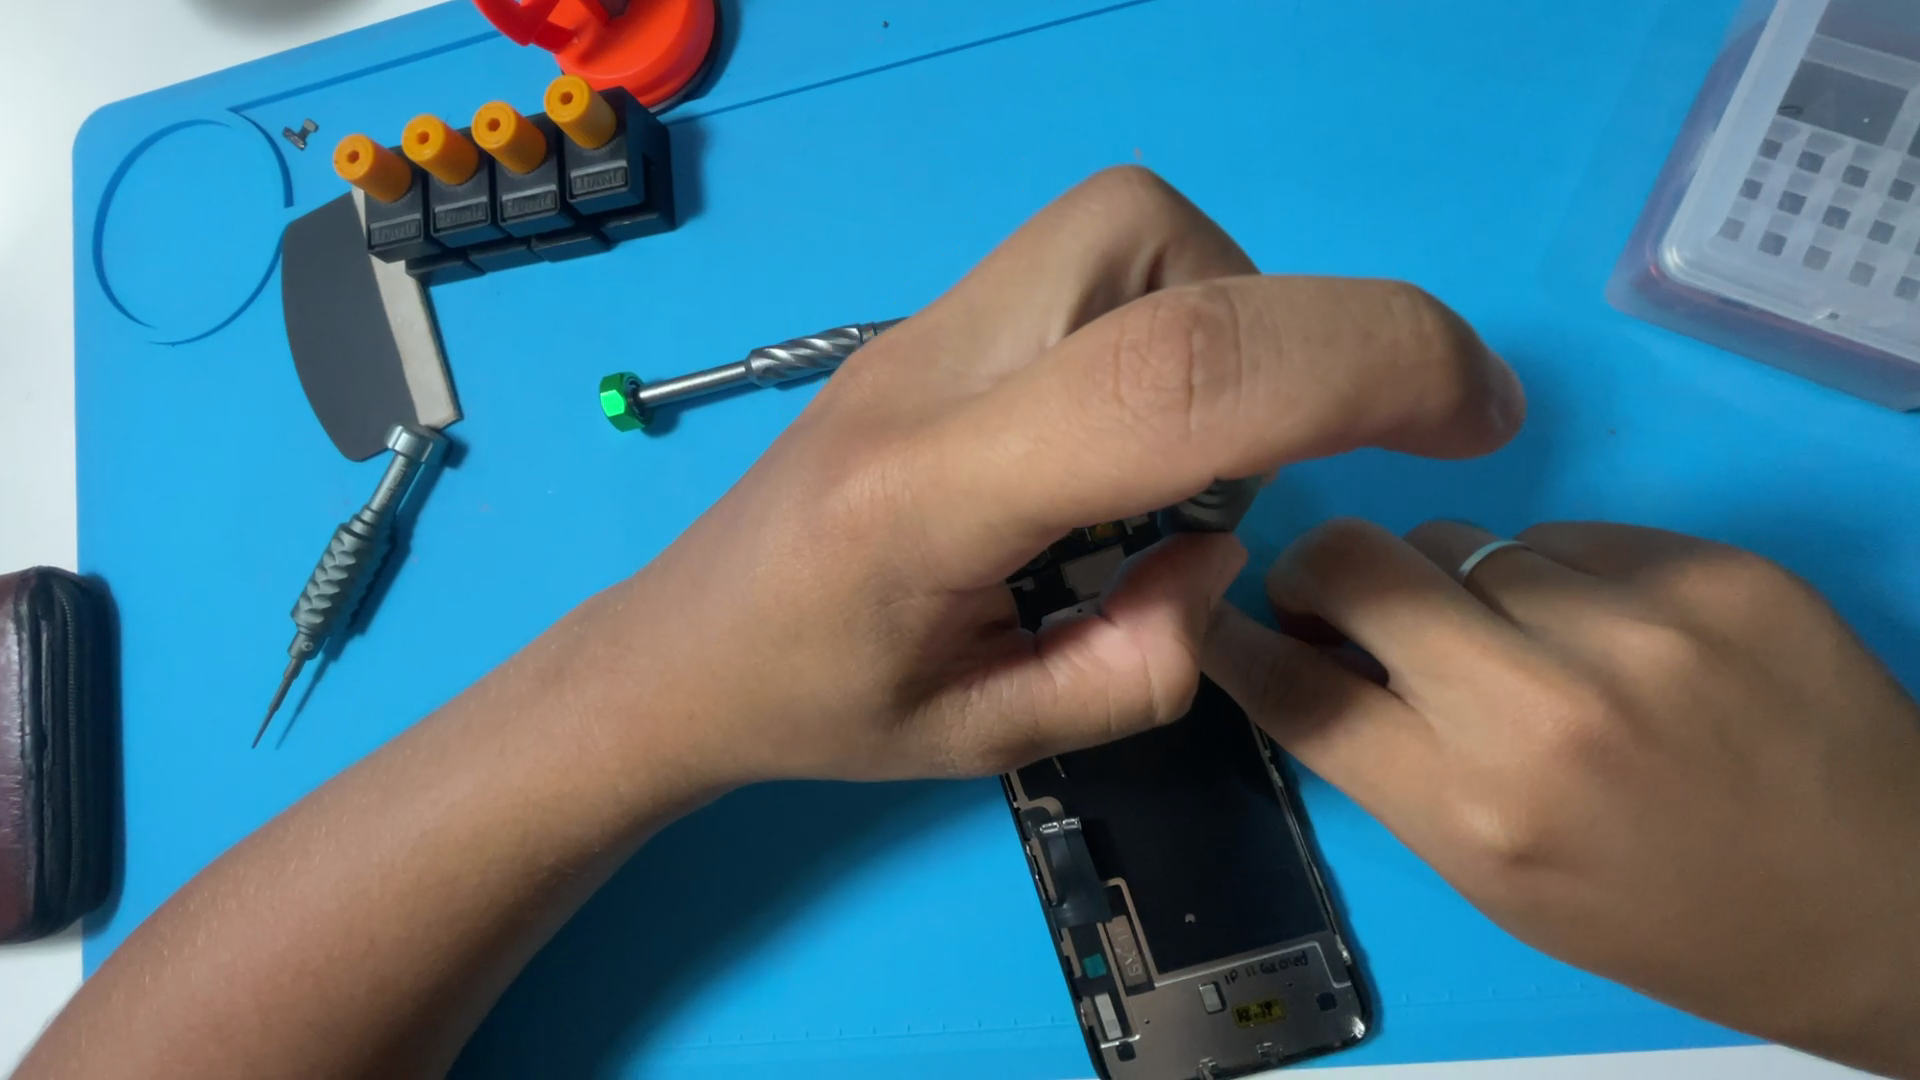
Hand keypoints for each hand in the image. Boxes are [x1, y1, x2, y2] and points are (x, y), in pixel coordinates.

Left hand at [566, 167, 1521, 785]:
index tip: (1472, 414)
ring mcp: (912, 334)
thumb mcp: (988, 740)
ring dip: (1212, 314)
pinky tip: (1115, 427)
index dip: (1362, 366)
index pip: (1171, 373)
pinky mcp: (914, 330)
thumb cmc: (818, 712)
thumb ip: (1139, 661)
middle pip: (1146, 236)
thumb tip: (1216, 553)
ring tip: (1186, 448)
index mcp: (934, 494)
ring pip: (1118, 226)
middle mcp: (925, 375)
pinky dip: (1153, 319)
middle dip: (1286, 322)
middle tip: (1282, 447)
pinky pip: (1073, 266)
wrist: (679, 650)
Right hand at [1207, 519, 1919, 1076]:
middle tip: (1338, 598)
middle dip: (1320, 570)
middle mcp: (1542, 709)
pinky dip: (1545, 575)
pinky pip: (1554, 535)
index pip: (1295, 693)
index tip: (1203, 611)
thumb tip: (1297, 646)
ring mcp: (1638, 626)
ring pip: (1452, 539)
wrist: (1900, 908)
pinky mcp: (1715, 570)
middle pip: (1353, 564)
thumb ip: (1372, 750)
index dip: (1229, 640)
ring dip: (1446, 583)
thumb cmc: (1646, 905)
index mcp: (1471, 807)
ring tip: (1512, 640)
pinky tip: (1604, 629)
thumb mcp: (1479, 864)